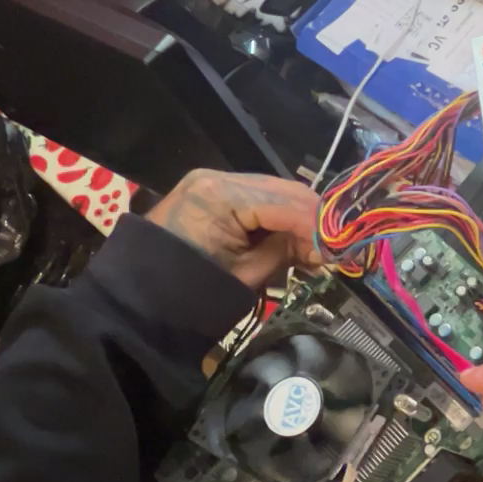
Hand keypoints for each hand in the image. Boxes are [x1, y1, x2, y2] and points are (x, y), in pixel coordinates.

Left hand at [145, 169, 321, 289]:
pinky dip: (282, 220)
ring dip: (301, 221)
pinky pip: (261, 201)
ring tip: (316, 251)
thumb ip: (289, 252)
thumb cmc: (192, 293)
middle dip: (314, 221)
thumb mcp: (248, 274)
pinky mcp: (216, 194)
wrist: (138, 303)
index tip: (344, 250)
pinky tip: (295, 243)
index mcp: (221, 196)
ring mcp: (216, 183)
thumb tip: (328, 249)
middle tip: (334, 251)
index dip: (319, 227)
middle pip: (287, 191)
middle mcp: (220, 179)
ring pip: (278, 193)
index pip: (287, 203)